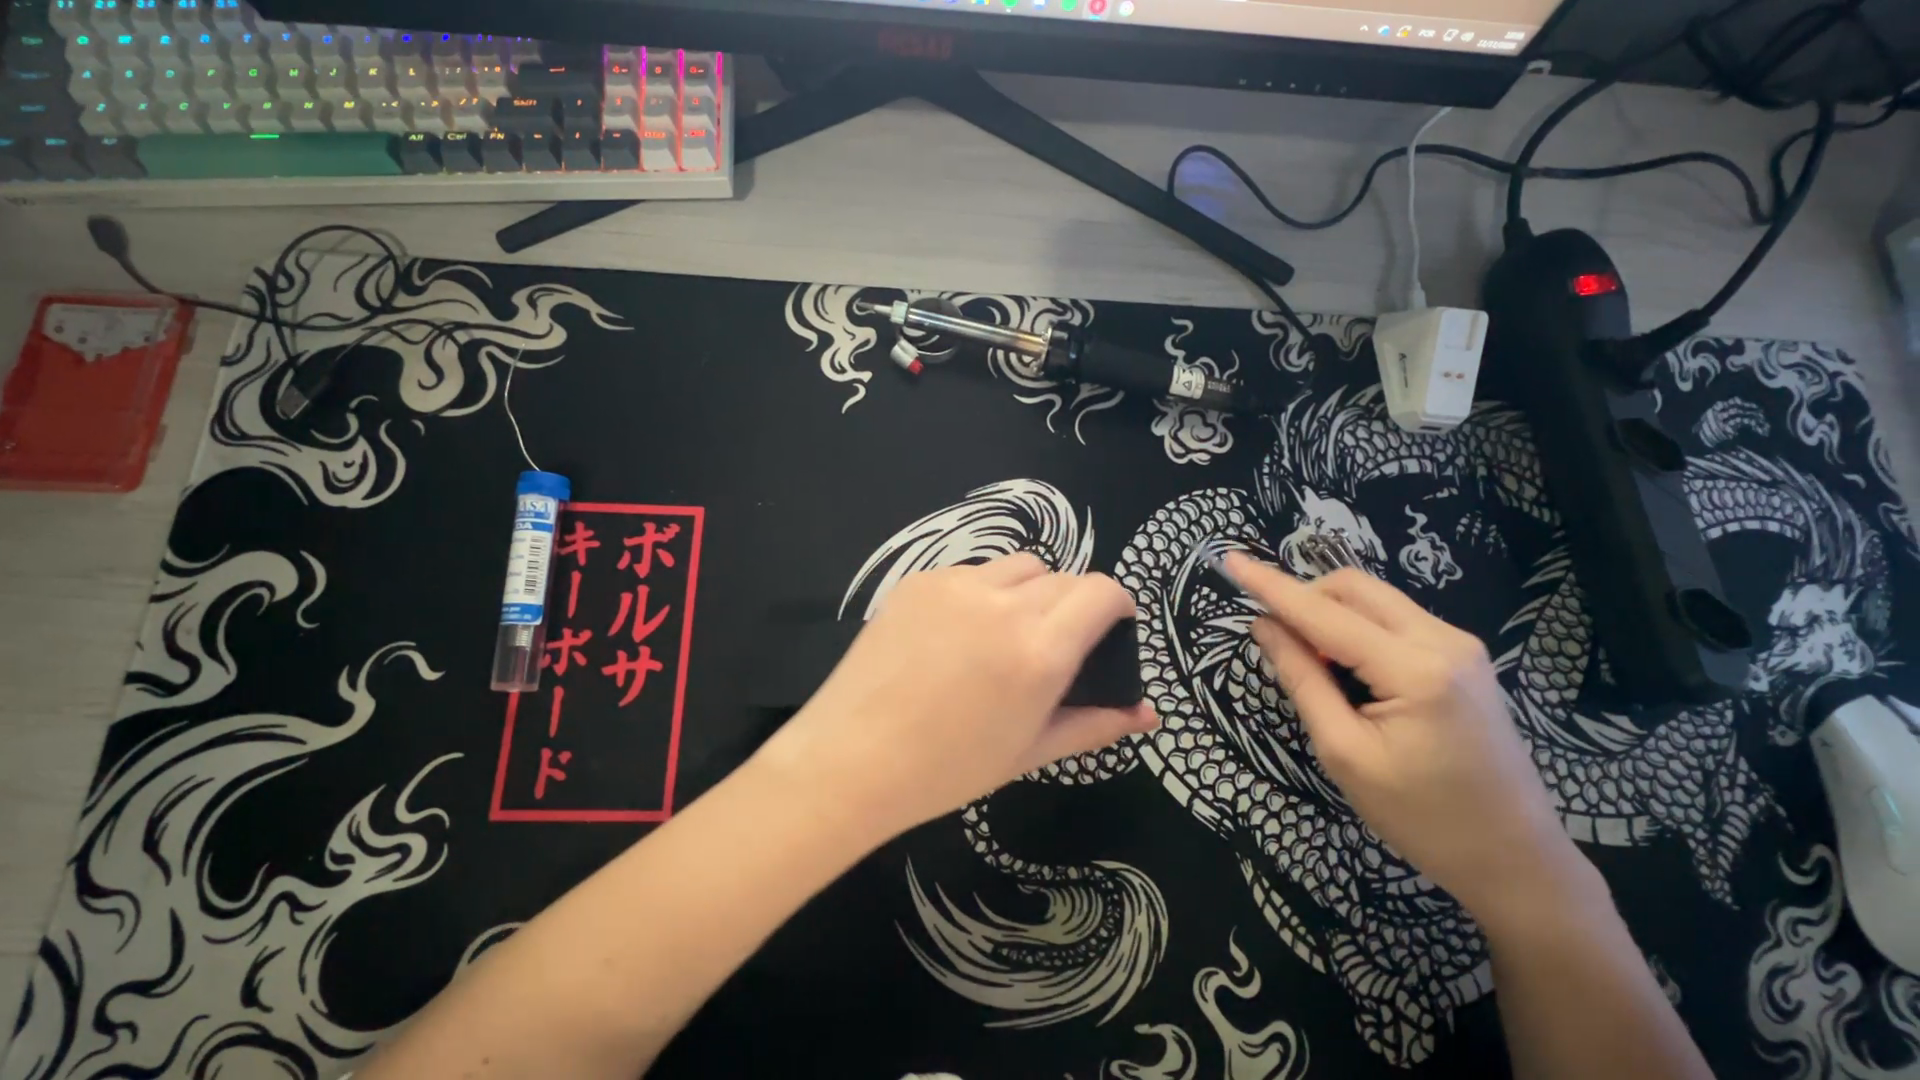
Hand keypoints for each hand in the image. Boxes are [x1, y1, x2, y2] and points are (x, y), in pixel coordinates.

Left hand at [753, 553, 1158, 836]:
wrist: (852, 758)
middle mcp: (1004, 604)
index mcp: (1040, 651)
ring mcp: (957, 585)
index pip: (1103, 591)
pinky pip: (972, 573)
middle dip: (1075, 605)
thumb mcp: (1030, 752)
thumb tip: (1148, 713)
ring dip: (1031, 592)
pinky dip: (984, 594)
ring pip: (1020, 567)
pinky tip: (959, 637)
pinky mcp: (919, 580)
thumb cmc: (948, 769)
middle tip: (1056, 647)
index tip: (1113, 628)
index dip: (1118, 605)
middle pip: (1065, 577)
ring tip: (1008, 637)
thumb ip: (1095, 724)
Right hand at [1223, 552, 1599, 929]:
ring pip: (1376, 600)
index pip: (1325, 613)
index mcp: (1414, 669)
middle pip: (1355, 589)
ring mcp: (1460, 646)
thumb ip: (1303, 681)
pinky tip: (1347, 669)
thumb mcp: (1345, 753)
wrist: (1514, 856)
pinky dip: (1358, 629)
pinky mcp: (1464, 658)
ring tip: (1309, 662)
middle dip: (1304, 597)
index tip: (1230, 560)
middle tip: (1272, 635)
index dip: (1272, 586)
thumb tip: (1265, 627)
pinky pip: (1396, 621)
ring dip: (1331, 614)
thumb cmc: (1421, 817)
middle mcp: (1443, 640)